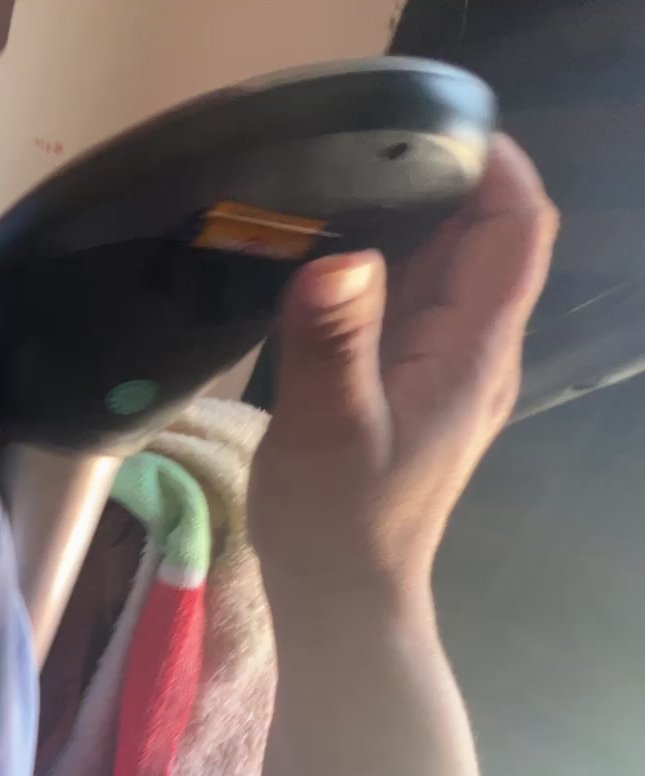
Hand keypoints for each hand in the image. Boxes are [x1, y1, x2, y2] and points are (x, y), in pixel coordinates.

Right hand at [249, 135, 557, 610]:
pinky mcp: (409, 400)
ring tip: (339, 212)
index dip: (493, 172)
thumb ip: (332, 343)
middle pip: (487, 252)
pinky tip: (334, 290)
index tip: (435, 129)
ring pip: (450, 287)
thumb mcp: (325, 426)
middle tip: (360, 164)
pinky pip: (416, 322)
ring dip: (415, 240)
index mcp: (469, 350)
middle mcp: (473, 356)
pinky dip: (390, 287)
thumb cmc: (337, 512)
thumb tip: (339, 257)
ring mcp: (443, 381)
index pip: (512, 233)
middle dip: (447, 195)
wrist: (343, 585)